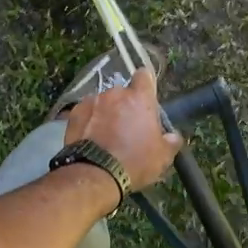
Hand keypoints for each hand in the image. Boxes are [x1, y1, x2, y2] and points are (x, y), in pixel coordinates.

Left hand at [63, 68, 182, 188]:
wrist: (95, 172)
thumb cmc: (134, 162)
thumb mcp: (163, 156)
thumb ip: (171, 140)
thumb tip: (172, 135)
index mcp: (139, 98)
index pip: (144, 76)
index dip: (146, 84)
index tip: (146, 97)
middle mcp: (114, 93)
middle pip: (122, 93)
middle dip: (125, 105)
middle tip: (128, 127)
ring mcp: (92, 100)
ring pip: (103, 102)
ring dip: (106, 112)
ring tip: (107, 135)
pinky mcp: (75, 111)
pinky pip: (87, 111)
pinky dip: (90, 120)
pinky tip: (91, 137)